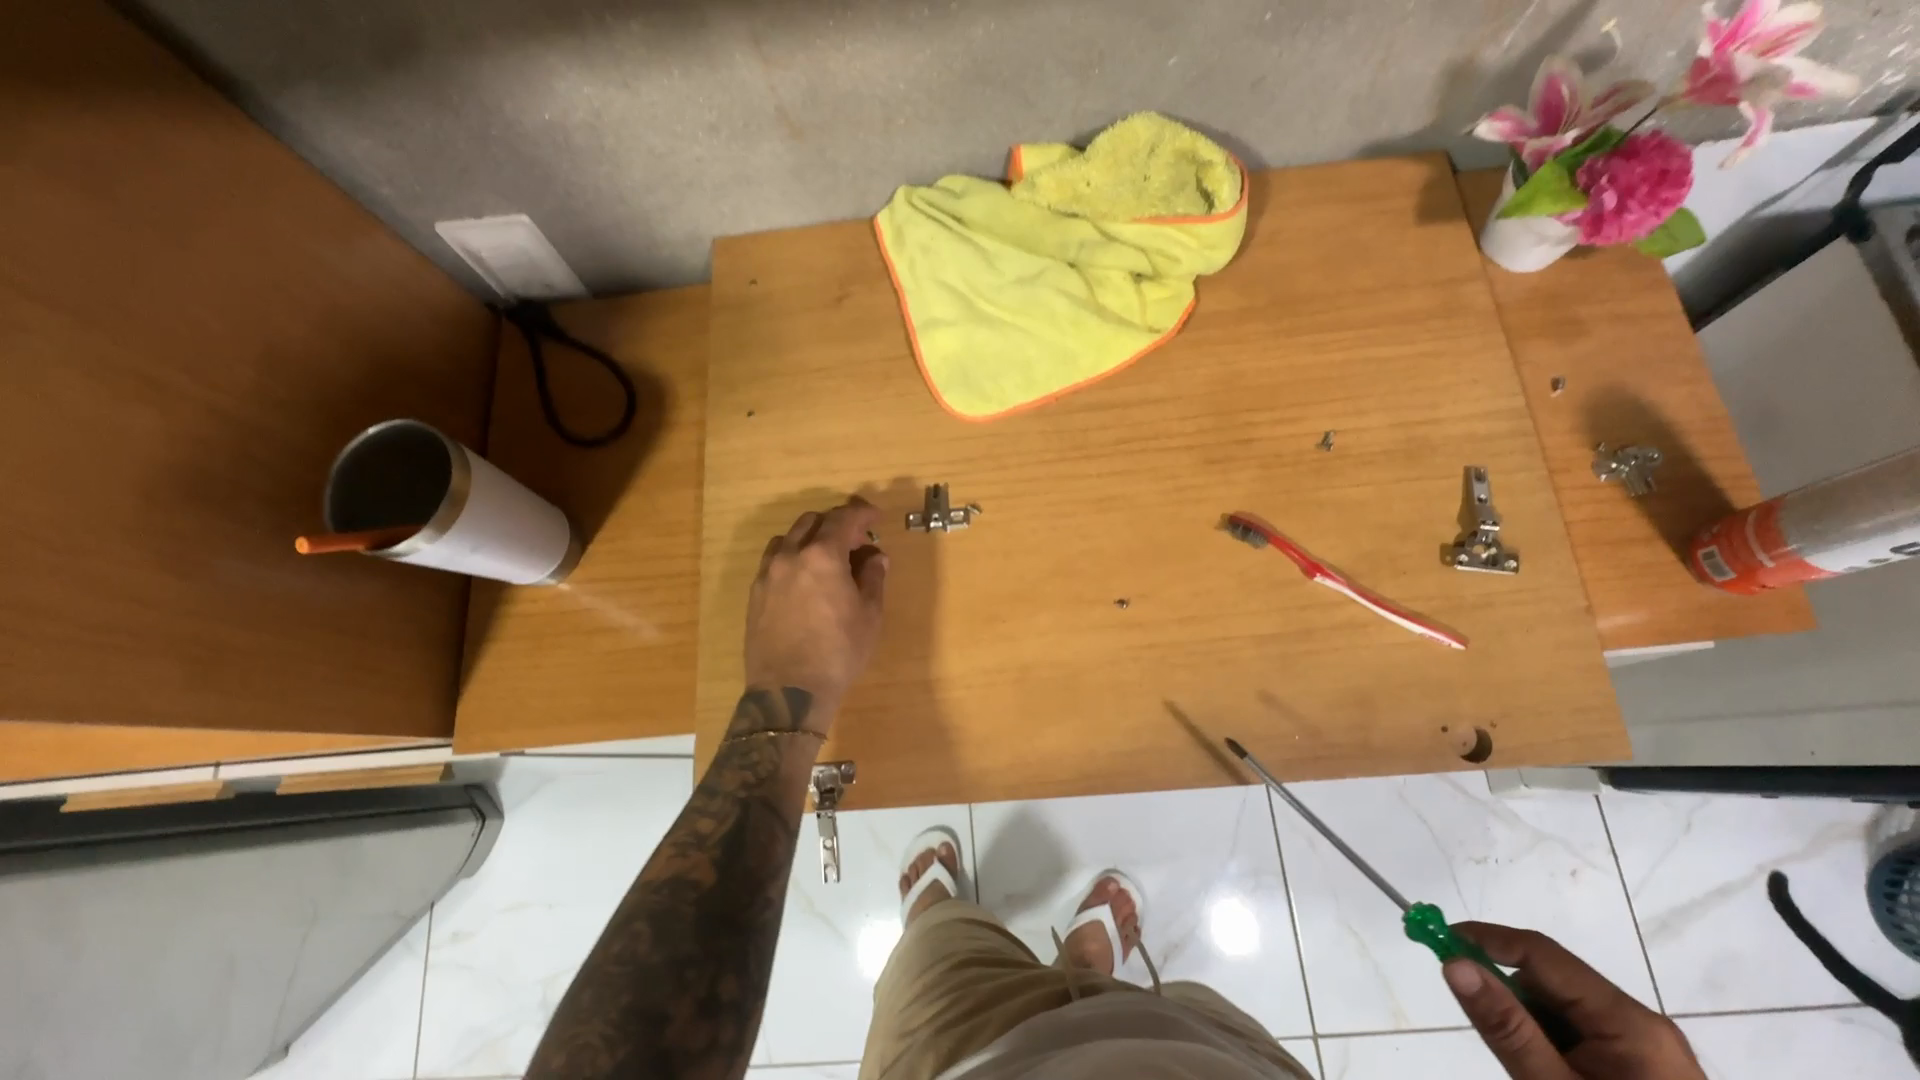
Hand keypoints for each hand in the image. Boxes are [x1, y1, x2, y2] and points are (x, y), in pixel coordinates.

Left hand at [742, 498, 887, 731]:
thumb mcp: (869, 615)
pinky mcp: (755, 593)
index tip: (876, 517)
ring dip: (810, 538)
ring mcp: (768, 574)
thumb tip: (875, 557)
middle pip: (812, 521)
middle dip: (836, 524)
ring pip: (789, 538)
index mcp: (822, 556)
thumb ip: (873, 578)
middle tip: (856, 542)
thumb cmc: (838, 652)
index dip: (862, 513)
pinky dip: (792, 557)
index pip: (843, 518)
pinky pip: (774, 560)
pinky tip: (804, 579)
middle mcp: (791, 556)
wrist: (790, 690)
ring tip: (827, 558)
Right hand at [1443, 922, 1705, 1079]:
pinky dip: (1554, 1044)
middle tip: (1481, 1026)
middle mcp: (1643, 1023)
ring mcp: (1650, 1047)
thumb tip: (1453, 963)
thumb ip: (1505, 1027)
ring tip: (1529, 1073)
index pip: (1542, 953)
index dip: (1486, 940)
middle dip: (1509, 993)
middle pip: (1554, 980)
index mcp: (1628, 1022)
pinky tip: (1551, 1077)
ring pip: (1566, 1008)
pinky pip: (1585, 1034)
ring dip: (1531, 1023)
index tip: (1436, 939)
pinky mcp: (1648, 1067)